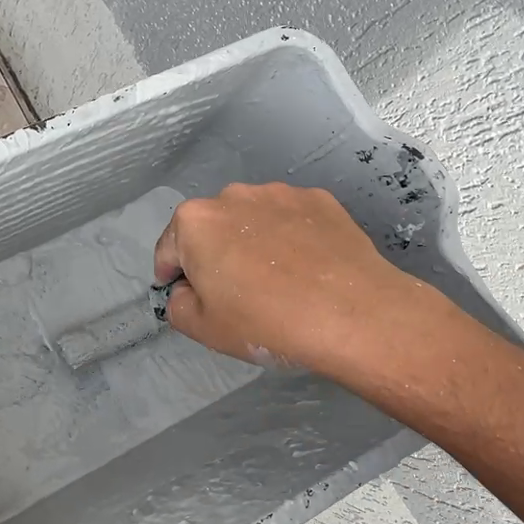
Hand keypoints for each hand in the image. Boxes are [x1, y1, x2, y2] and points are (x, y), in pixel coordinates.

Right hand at [153, 182, 469, 379]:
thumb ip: (177, 305)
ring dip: (253, 242)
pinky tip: (308, 269)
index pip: (168, 249)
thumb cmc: (267, 323)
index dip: (172, 277)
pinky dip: (291, 237)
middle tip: (237, 293)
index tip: (189, 297)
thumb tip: (187, 290)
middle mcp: (231, 196)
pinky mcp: (319, 199)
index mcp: (194, 222)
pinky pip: (291, 219)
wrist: (355, 315)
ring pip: (252, 220)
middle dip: (215, 254)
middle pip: (211, 228)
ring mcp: (278, 193)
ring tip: (278, 280)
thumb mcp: (204, 330)